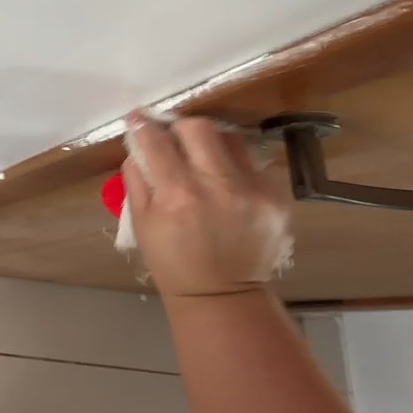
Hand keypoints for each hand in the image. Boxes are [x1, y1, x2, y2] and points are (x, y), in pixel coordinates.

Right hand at [122, 112, 290, 298]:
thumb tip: (138, 145)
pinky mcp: (275, 197)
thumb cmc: (171, 259)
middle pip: (198, 128)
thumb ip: (137, 179)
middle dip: (178, 127)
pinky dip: (232, 165)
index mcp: (177, 196)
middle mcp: (218, 187)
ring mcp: (252, 191)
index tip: (137, 119)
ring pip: (230, 138)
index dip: (142, 125)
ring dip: (209, 142)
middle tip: (171, 138)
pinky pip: (251, 163)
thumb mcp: (140, 222)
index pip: (156, 142)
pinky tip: (224, 180)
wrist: (221, 293)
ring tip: (200, 156)